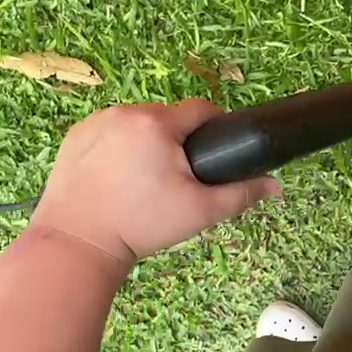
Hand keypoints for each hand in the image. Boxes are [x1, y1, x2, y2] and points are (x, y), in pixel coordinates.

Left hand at [27, 100, 278, 268]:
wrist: (79, 241)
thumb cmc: (143, 224)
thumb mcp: (201, 211)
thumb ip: (241, 194)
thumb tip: (276, 185)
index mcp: (157, 123)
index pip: (201, 110)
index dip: (216, 129)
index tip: (216, 153)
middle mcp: (124, 112)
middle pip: (168, 117)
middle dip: (180, 140)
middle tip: (181, 178)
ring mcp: (95, 122)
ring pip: (139, 124)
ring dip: (151, 142)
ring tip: (150, 180)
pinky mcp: (75, 136)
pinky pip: (111, 132)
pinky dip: (121, 148)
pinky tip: (122, 178)